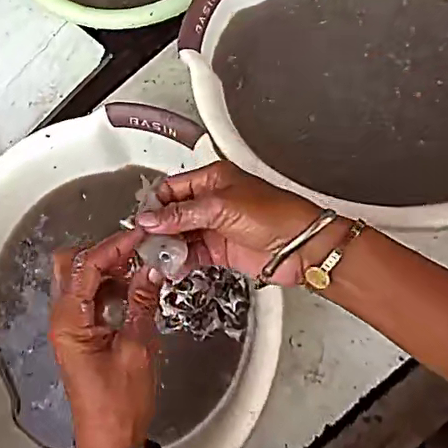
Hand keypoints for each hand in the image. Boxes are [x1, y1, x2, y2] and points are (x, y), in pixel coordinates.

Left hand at [49, 228, 158, 447]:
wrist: (110, 441)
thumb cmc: (118, 404)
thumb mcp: (138, 349)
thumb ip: (141, 304)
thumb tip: (149, 271)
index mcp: (69, 319)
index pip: (86, 267)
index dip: (113, 247)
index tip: (137, 236)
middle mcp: (62, 317)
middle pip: (73, 265)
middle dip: (105, 252)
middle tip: (138, 250)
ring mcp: (69, 324)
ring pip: (81, 279)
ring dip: (108, 269)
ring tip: (140, 267)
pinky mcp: (80, 332)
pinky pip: (89, 296)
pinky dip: (108, 286)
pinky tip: (133, 289)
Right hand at [135, 162, 323, 286]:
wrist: (305, 249)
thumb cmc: (277, 216)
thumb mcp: (220, 207)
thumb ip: (181, 214)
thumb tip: (150, 218)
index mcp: (211, 180)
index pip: (171, 189)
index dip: (154, 204)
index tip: (142, 220)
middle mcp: (210, 202)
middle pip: (172, 214)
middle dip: (158, 228)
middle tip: (145, 241)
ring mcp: (214, 227)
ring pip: (179, 236)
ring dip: (167, 247)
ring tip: (156, 257)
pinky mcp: (220, 250)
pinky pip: (191, 254)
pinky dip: (179, 262)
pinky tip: (172, 267)